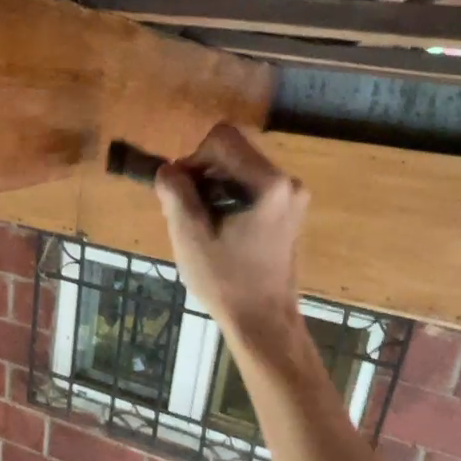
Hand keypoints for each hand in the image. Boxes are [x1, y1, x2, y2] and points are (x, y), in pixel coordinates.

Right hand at [153, 124, 308, 335]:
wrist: (263, 321)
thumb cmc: (226, 281)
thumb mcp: (189, 235)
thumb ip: (176, 193)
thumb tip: (168, 170)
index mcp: (268, 183)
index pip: (222, 139)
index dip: (193, 159)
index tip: (182, 192)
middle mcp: (288, 182)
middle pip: (232, 152)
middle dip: (202, 174)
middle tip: (186, 212)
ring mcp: (292, 197)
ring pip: (240, 169)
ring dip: (213, 187)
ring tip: (200, 224)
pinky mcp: (288, 211)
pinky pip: (251, 187)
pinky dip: (228, 198)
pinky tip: (219, 230)